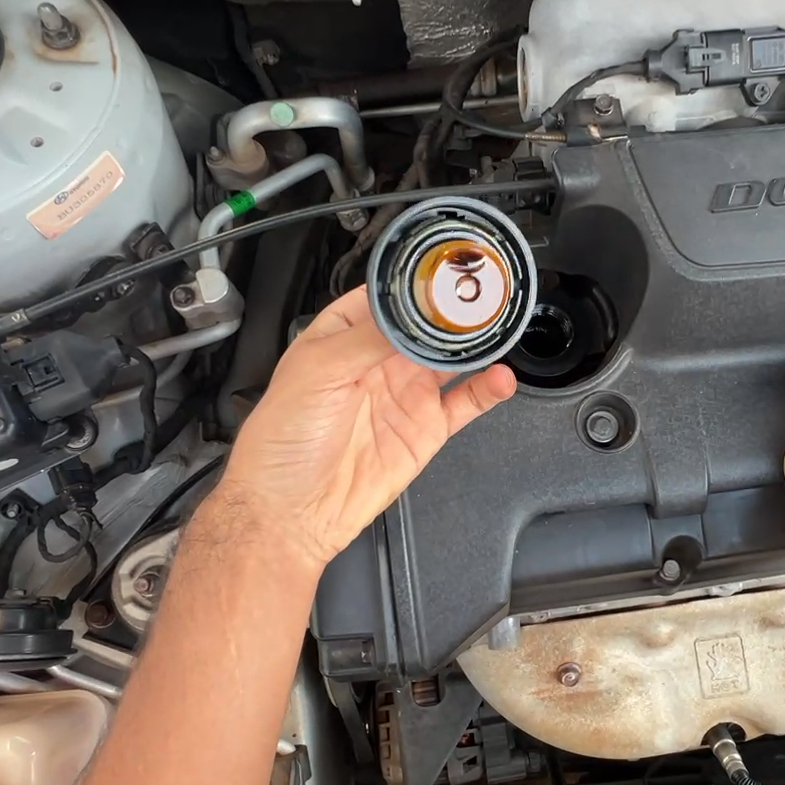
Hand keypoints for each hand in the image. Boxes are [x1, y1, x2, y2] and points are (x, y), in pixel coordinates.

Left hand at [214, 286, 516, 571]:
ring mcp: (405, 394)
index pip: (388, 299)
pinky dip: (486, 389)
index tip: (443, 274)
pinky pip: (464, 403)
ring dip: (475, 346)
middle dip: (454, 312)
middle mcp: (377, 361)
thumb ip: (368, 339)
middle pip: (427, 327)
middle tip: (482, 298)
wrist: (294, 511)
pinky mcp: (425, 428)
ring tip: (498, 329)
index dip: (415, 285)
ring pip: (451, 360)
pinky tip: (500, 378)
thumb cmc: (283, 441)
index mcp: (343, 336)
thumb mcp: (318, 372)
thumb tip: (412, 315)